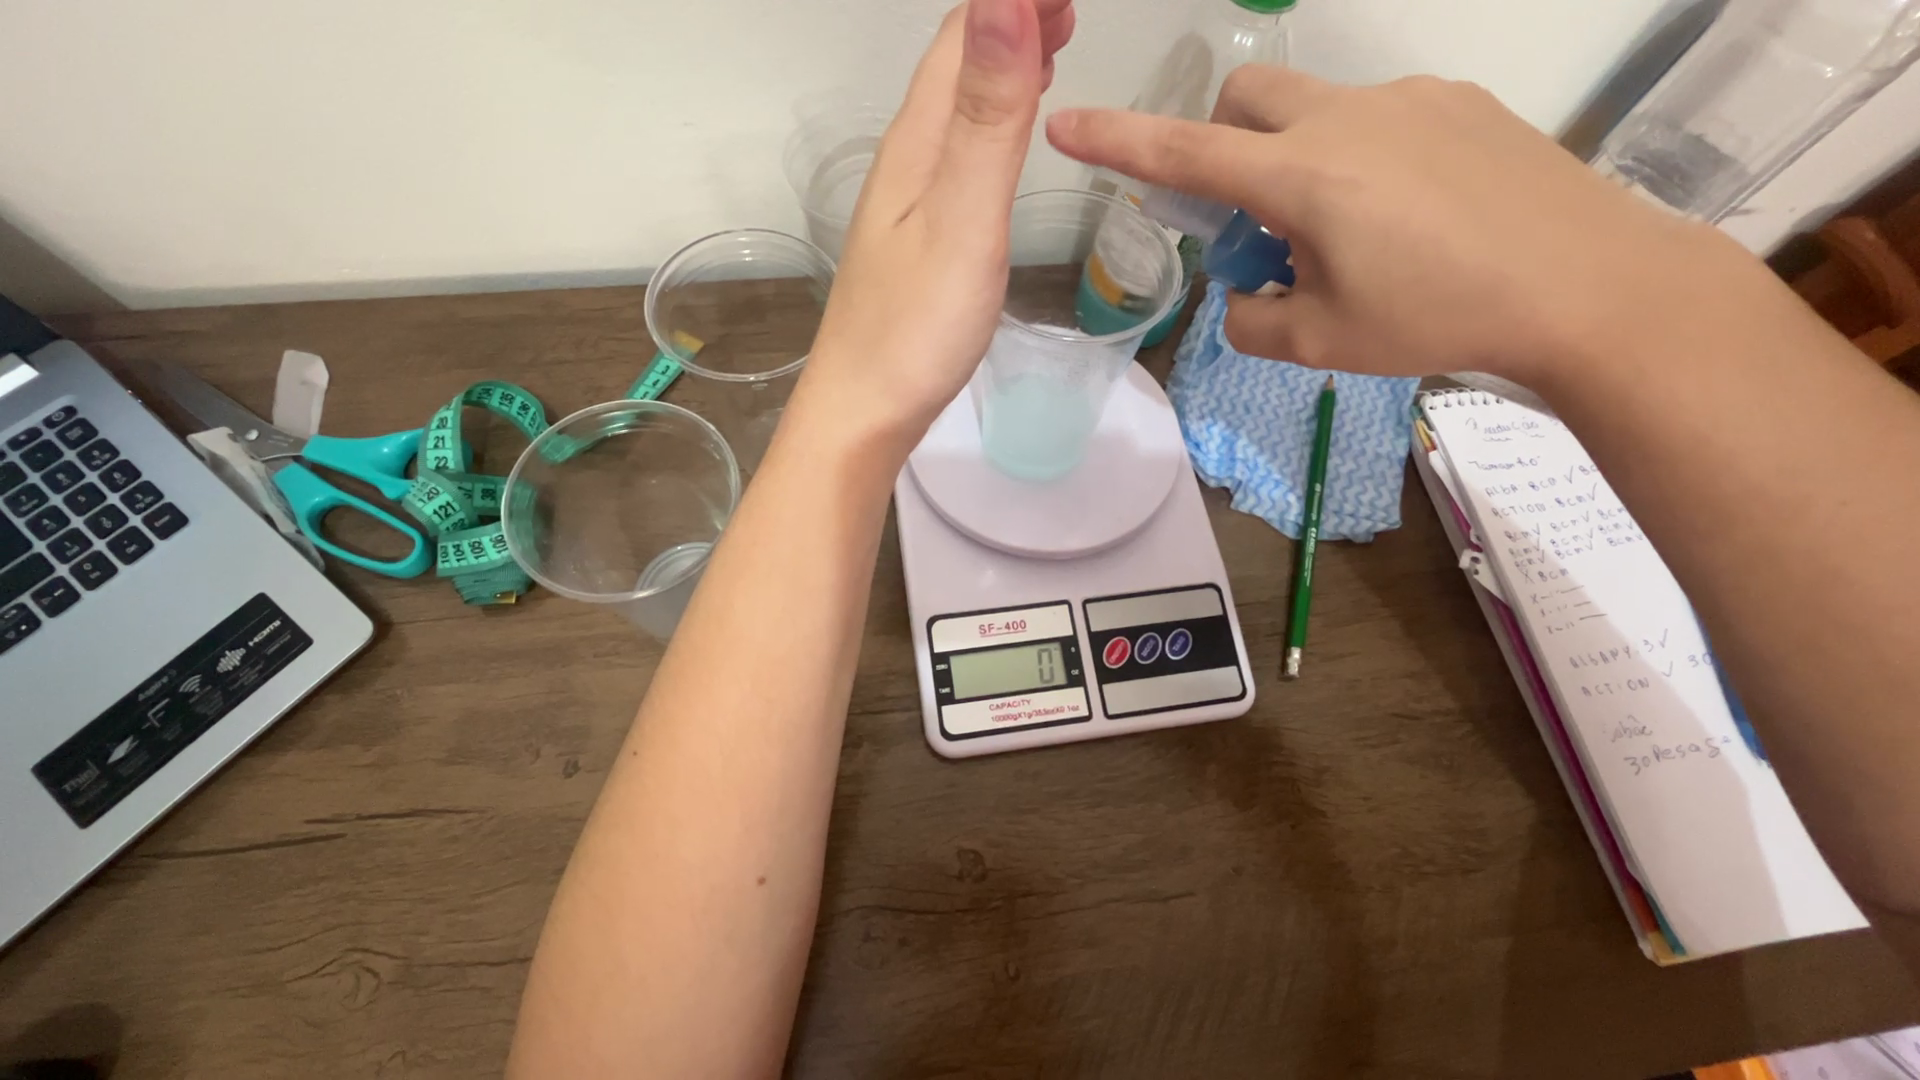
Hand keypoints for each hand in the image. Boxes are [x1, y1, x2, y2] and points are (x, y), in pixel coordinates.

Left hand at [792, 0, 1076, 452]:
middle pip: (955, 65)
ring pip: (955, 111)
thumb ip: (986, 116)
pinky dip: (989, 127)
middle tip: (1071, 11)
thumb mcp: (961, 216)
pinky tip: (1003, 146)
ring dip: (1001, 70)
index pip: (963, 36)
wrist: (864, 412)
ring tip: (1050, 50)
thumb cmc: (916, 328)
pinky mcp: (916, 242)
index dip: (1013, 0)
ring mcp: (907, 203)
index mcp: (918, 142)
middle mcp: (907, 160)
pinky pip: (955, 157)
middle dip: (1012, 21)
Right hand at [1043, 66, 1767, 386]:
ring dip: (1292, 158)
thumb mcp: (1320, 343)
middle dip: (1219, 141)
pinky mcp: (1460, 103)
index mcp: (1302, 178)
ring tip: (1343, 231)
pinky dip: (1354, 157)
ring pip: (1313, 108)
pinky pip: (1376, 116)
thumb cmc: (1437, 319)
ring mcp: (1407, 101)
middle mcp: (1345, 119)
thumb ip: (1251, 320)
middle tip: (1247, 214)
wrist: (1586, 285)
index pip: (1184, 153)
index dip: (1116, 141)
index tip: (1065, 124)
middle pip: (1244, 97)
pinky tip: (1406, 215)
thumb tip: (1241, 295)